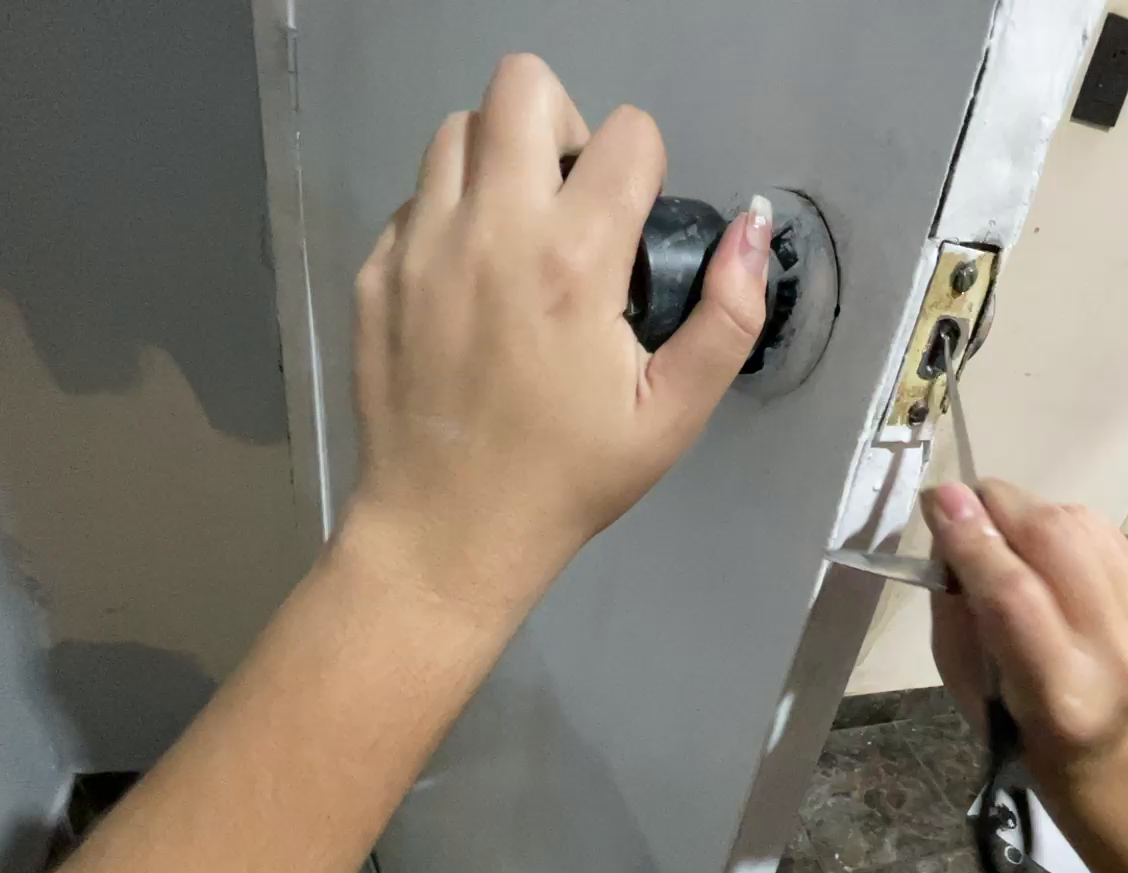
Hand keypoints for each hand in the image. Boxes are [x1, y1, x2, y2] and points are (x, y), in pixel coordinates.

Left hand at [339, 54, 771, 611]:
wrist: (450, 530)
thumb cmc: (573, 478)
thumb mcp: (674, 415)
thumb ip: (727, 318)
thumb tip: (752, 228)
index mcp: (573, 263)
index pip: (628, 135)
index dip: (648, 172)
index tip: (636, 237)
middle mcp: (489, 229)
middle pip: (523, 86)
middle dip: (568, 131)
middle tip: (578, 214)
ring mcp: (418, 245)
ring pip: (458, 130)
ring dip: (505, 164)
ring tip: (525, 245)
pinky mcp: (375, 271)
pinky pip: (418, 197)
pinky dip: (455, 215)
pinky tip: (473, 287)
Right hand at [923, 480, 1127, 767]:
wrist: (1106, 746)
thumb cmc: (1010, 715)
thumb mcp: (961, 673)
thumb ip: (956, 598)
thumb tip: (953, 518)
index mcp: (1057, 695)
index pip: (1013, 596)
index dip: (972, 539)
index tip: (939, 499)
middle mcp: (1114, 657)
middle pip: (1058, 545)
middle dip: (1002, 506)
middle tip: (966, 502)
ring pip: (1082, 527)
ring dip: (1028, 509)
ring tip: (1000, 526)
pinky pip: (1102, 531)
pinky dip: (1060, 522)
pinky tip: (1040, 542)